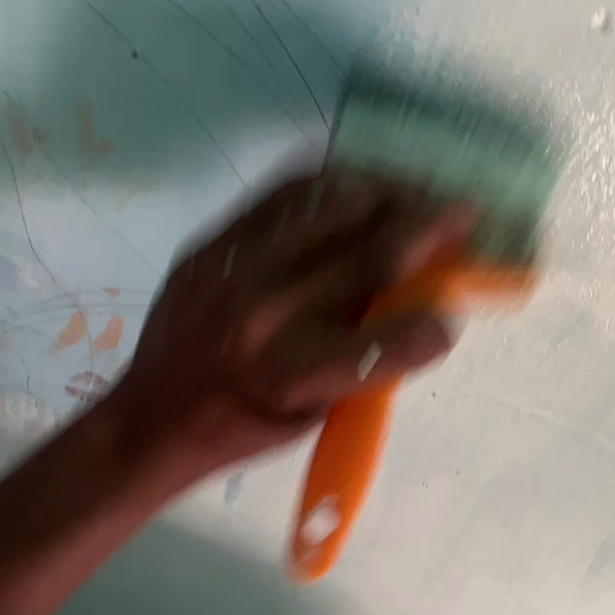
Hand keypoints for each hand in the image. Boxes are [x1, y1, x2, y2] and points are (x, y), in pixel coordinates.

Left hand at [103, 168, 474, 477]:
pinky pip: (281, 194)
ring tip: (413, 189)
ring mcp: (232, 268)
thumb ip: (360, 365)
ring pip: (328, 206)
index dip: (433, 328)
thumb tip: (412, 306)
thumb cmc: (237, 429)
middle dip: (431, 227)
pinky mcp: (210, 244)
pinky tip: (355, 185)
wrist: (149, 415)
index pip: (388, 341)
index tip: (452, 317)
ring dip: (385, 192)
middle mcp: (264, 312)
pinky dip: (329, 185)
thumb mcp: (308, 417)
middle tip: (464, 212)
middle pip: (369, 253)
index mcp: (291, 373)